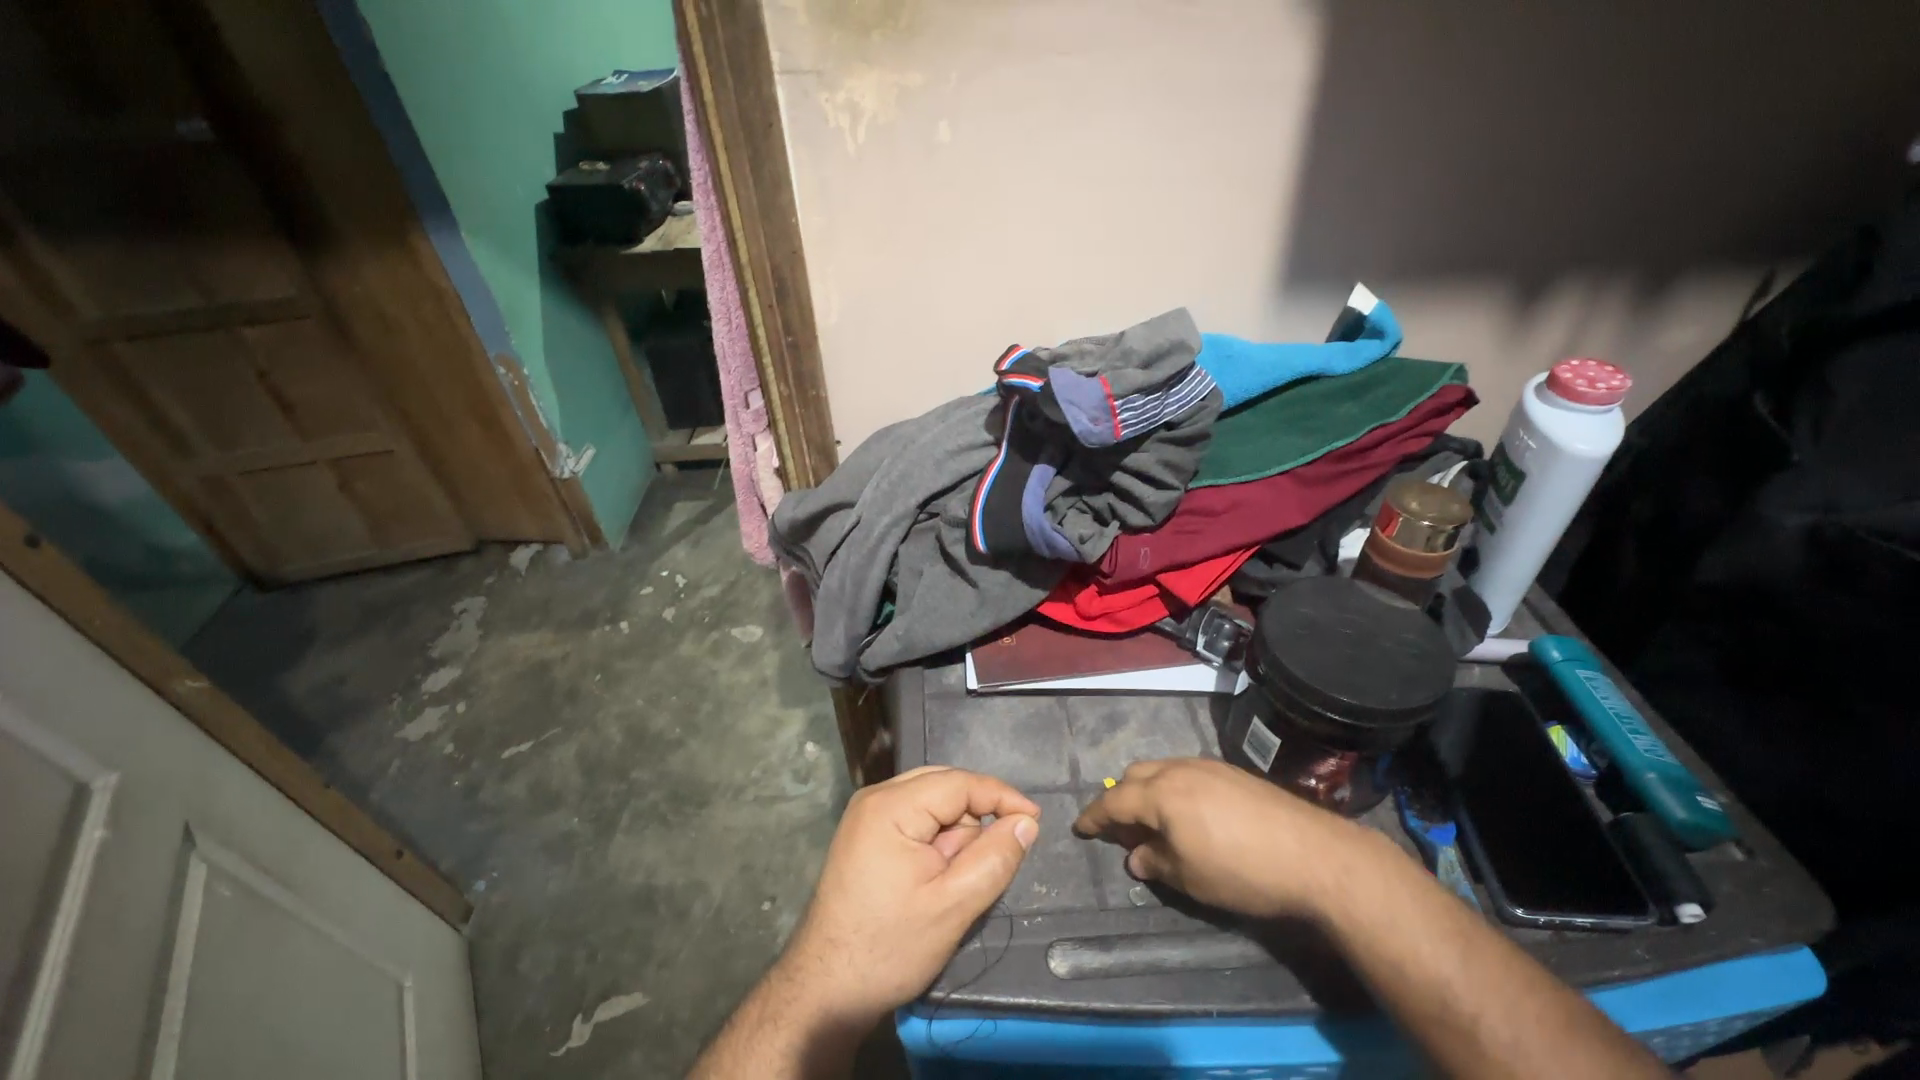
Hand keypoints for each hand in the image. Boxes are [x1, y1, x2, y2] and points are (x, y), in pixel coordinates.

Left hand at [775, 766, 1039, 1023]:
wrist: (826, 989)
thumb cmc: (889, 948)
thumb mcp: (953, 906)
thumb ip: (994, 858)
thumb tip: (1026, 821)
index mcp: (891, 806)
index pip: (960, 782)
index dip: (1002, 797)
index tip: (1036, 822)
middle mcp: (874, 799)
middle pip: (945, 788)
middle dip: (973, 821)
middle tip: (985, 866)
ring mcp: (866, 817)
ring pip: (932, 806)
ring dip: (954, 836)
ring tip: (949, 885)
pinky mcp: (865, 838)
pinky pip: (915, 822)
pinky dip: (936, 843)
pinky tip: (933, 880)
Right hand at [1073, 758, 1392, 920]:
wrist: (1316, 857)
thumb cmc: (1241, 872)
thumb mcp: (1189, 878)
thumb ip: (1155, 862)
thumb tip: (1137, 856)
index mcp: (1161, 794)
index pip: (1114, 800)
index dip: (1094, 816)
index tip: (1080, 828)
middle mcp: (1180, 770)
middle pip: (1136, 776)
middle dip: (1121, 798)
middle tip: (1120, 829)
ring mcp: (1211, 767)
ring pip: (1164, 770)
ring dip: (1149, 791)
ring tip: (1154, 823)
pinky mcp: (1235, 773)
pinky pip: (1188, 773)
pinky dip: (1174, 789)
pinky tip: (1189, 815)